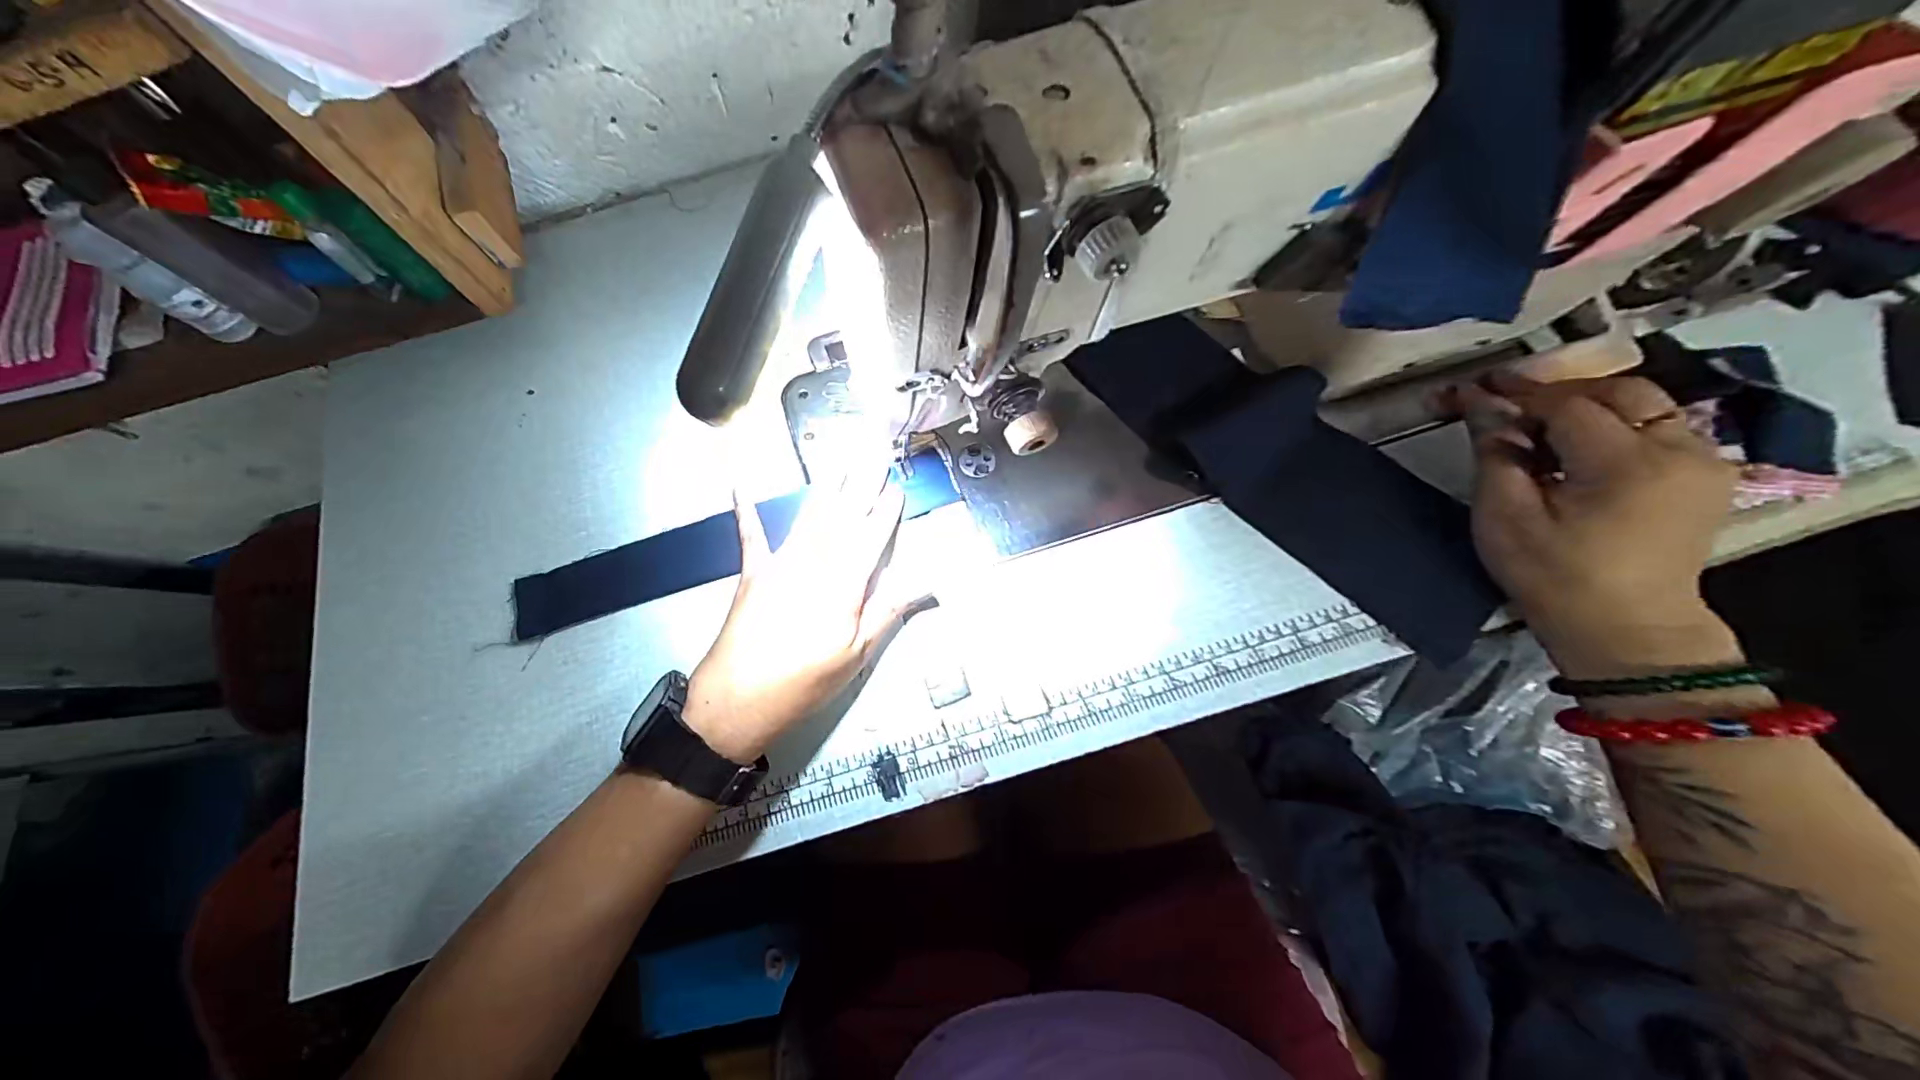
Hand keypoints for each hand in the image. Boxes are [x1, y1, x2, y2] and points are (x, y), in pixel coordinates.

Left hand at [683, 463, 936, 763]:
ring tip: (841, 459)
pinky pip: (751, 534)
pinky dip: (745, 509)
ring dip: (827, 486)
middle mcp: (813, 566)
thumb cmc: (802, 684)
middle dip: (863, 483)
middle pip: (844, 517)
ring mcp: (780, 565)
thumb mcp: (855, 656)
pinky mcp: (753, 574)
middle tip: (876, 450)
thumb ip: (886, 613)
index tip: (898, 486)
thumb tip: (922, 585)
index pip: (871, 538)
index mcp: (843, 587)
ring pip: (809, 517)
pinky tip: (740, 485)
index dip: (886, 511)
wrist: (736, 701)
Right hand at [1456, 374, 1742, 678]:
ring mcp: (1703, 462)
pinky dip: (1615, 425)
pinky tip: (1579, 444)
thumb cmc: (1554, 577)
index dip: (1520, 393)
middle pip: (1618, 392)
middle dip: (1559, 391)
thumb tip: (1484, 409)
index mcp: (1627, 463)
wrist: (1626, 629)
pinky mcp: (1704, 477)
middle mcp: (1680, 450)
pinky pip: (1659, 429)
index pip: (1568, 405)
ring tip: (1541, 422)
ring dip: (1588, 406)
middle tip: (1508, 400)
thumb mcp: (1505, 518)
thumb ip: (1496, 455)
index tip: (1478, 386)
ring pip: (1644, 406)